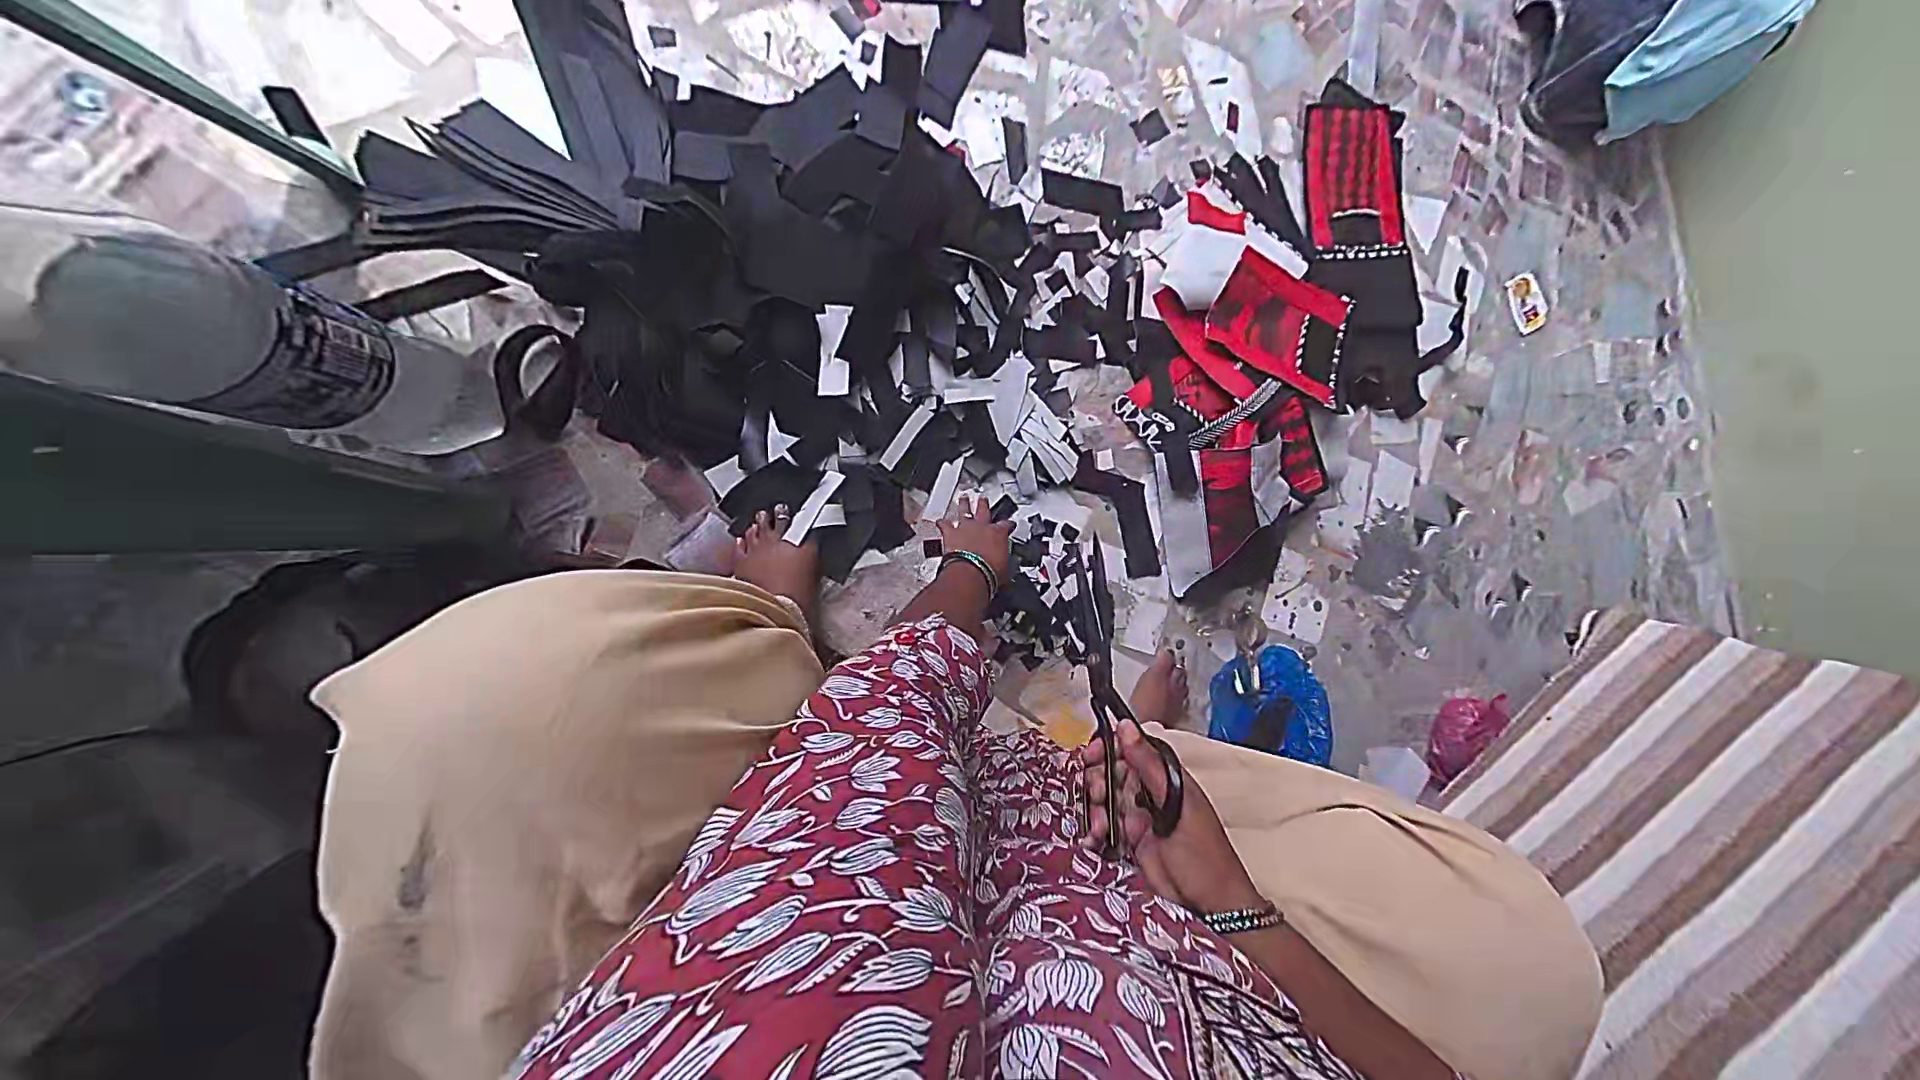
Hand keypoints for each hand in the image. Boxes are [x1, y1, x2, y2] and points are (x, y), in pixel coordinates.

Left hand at [937, 494, 1013, 584]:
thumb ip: (1003, 561)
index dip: (1008, 524)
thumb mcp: (1005, 568)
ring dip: (964, 504)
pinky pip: (945, 524)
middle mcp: (982, 527)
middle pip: (983, 510)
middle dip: (983, 504)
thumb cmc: (989, 573)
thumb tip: (1004, 567)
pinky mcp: (950, 534)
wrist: (970, 574)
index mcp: (998, 534)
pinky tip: (940, 521)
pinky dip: (942, 523)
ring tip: (963, 498)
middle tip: (983, 499)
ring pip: (965, 510)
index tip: (1009, 524)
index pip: (1006, 525)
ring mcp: (965, 528)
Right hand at [1080, 655, 1264, 914]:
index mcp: (1166, 776)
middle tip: (1097, 793)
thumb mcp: (1176, 806)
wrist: (1209, 909)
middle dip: (1098, 779)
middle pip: (1112, 770)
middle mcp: (1150, 792)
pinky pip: (1104, 824)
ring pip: (1105, 797)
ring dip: (1096, 808)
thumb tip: (1126, 726)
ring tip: (1103, 826)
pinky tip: (1096, 839)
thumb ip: (1148, 765)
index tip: (1091, 753)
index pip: (1131, 748)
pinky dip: (1096, 830)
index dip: (1109, 747)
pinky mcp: (1129, 839)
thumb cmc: (1203, 855)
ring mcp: (1138, 815)